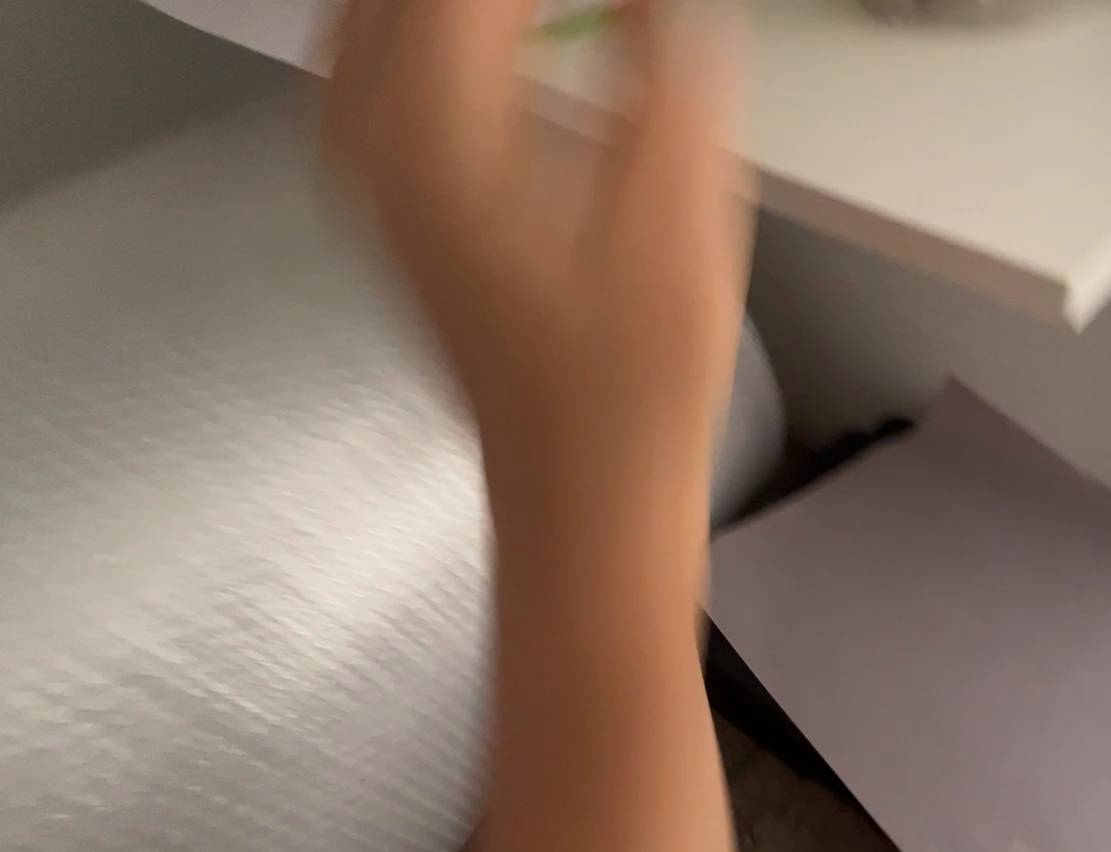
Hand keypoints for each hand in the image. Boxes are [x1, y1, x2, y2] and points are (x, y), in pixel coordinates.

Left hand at [324, 0, 750, 520]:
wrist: (593, 490)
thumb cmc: (634, 391)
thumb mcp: (678, 229)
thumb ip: (671, 84)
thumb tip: (663, 1)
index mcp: (433, 135)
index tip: (639, 1)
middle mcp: (377, 150)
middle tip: (610, 13)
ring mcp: (381, 193)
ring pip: (379, 27)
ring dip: (464, 15)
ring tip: (553, 20)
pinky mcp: (408, 227)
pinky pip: (383, 84)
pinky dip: (439, 48)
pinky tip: (496, 59)